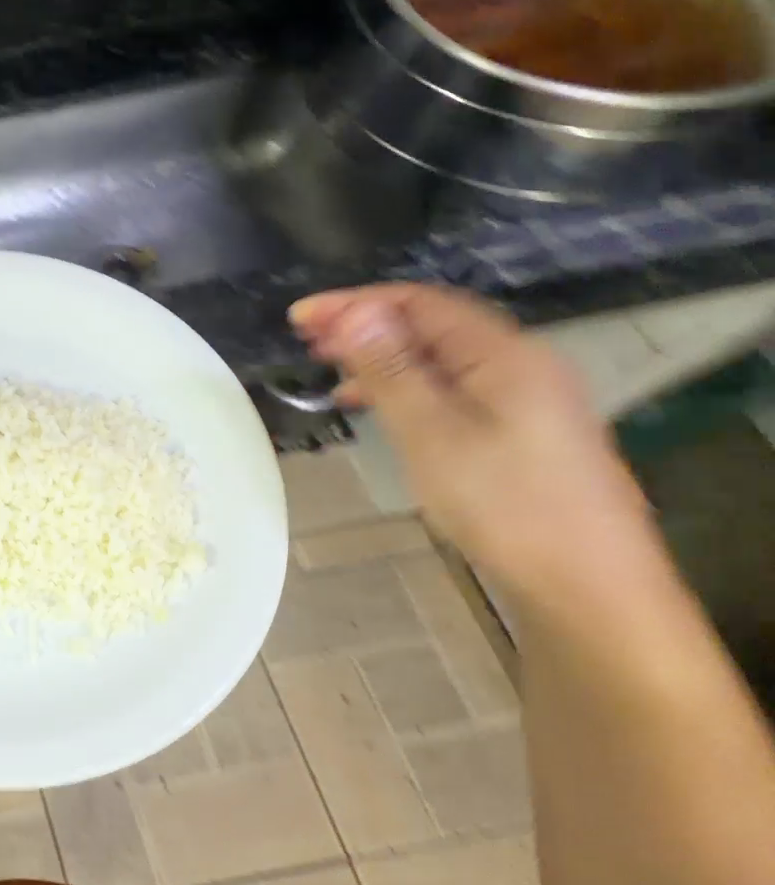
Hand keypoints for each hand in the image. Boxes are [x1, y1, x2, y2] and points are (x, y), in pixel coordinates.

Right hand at [290, 284, 663, 602]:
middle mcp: (519, 363)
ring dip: (383, 358)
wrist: (587, 582)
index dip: (355, 303)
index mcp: (503, 355)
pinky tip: (379, 408)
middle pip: (432, 325)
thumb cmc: (505, 504)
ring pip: (441, 358)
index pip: (419, 304)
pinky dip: (407, 387)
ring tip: (331, 374)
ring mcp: (524, 398)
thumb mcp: (433, 434)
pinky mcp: (520, 429)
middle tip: (306, 341)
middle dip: (365, 325)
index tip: (298, 318)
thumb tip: (356, 313)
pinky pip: (453, 387)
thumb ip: (392, 371)